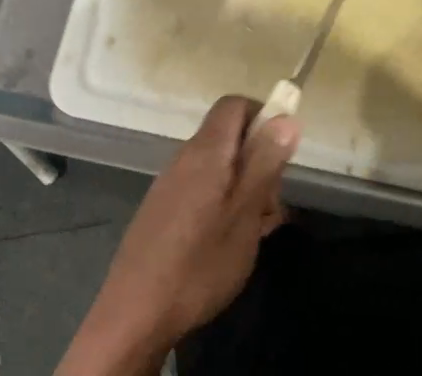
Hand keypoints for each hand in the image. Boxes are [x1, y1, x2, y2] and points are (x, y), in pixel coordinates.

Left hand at [62, 96, 299, 372]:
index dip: (263, 117)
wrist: (134, 316)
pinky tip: (231, 243)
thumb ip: (265, 162)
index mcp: (206, 152)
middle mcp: (184, 159)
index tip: (281, 153)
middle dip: (259, 163)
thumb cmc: (199, 263)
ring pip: (219, 169)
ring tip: (257, 231)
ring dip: (245, 190)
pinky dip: (224, 206)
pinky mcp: (163, 212)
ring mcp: (170, 186)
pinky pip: (203, 192)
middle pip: (229, 138)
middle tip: (272, 206)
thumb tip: (286, 116)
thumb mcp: (245, 213)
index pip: (234, 105)